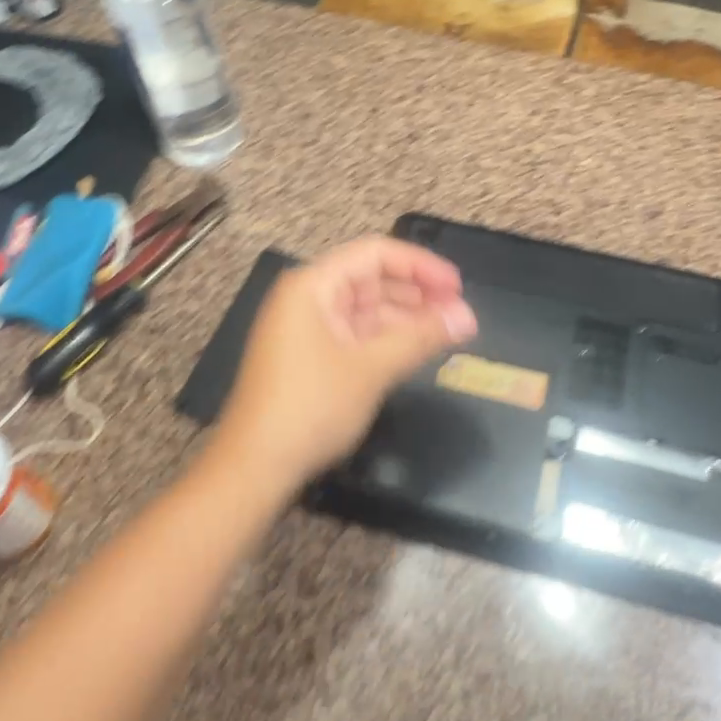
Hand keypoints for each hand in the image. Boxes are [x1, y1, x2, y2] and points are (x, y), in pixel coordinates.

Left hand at [210, 236, 477, 490]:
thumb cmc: (309, 407)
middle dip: (418, 293)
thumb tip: (466, 316)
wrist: (254, 466)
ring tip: (449, 332)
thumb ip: (421, 337)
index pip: (375, 254)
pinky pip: (356, 335)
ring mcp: (307, 329)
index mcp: (313, 286)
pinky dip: (387, 340)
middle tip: (460, 312)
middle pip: (371, 279)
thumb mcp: (371, 368)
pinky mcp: (310, 358)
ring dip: (407, 318)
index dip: (421, 265)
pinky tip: (417, 349)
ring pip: (366, 310)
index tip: (458, 286)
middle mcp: (308, 299)